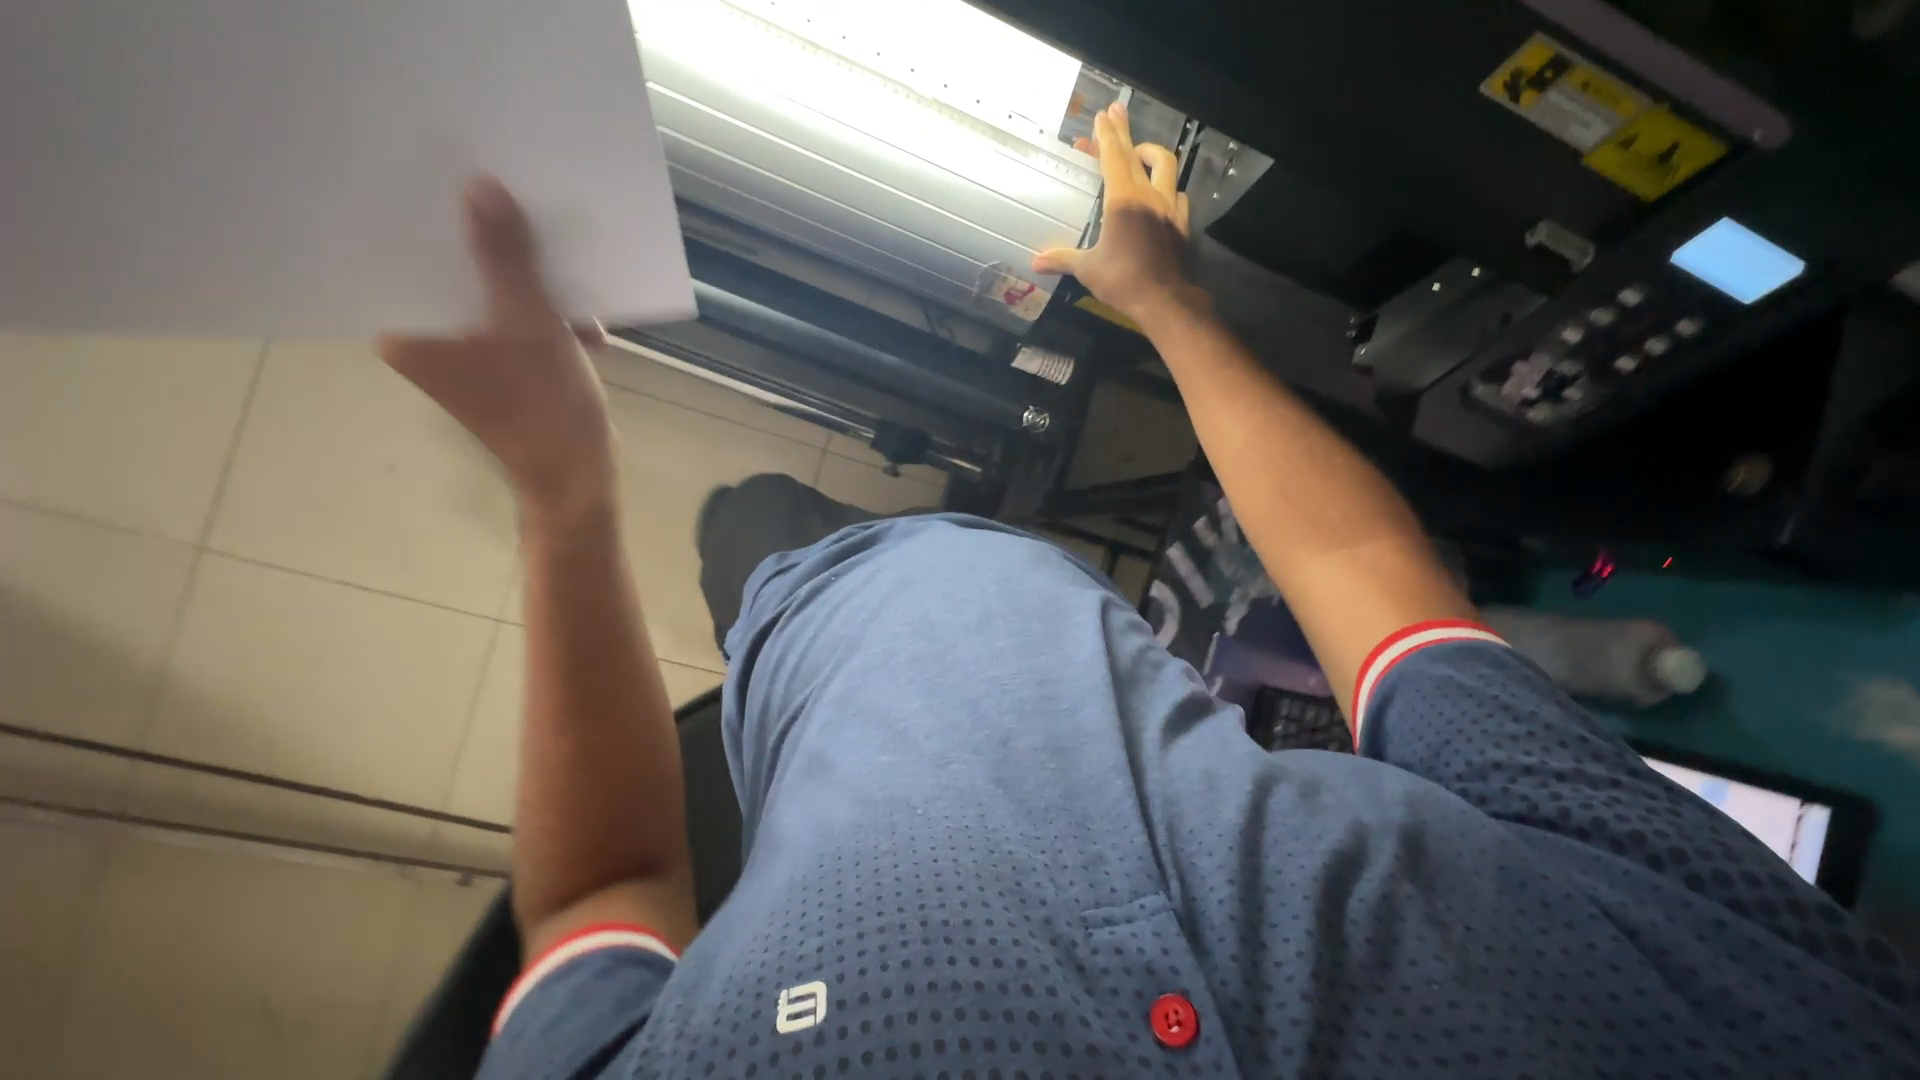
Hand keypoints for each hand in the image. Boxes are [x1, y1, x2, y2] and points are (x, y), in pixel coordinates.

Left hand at [378, 178, 616, 530]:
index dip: (436, 219)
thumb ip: (506, 257)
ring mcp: (465, 357)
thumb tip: (481, 186)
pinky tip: (582, 322)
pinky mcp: (500, 368)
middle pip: (454, 273)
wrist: (579, 476)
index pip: (408, 255)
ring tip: (568, 275)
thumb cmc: (543, 407)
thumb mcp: (529, 324)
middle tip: (520, 207)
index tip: (460, 179)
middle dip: (494, 247)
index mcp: (407, 332)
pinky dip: (546, 317)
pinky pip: (515, 321)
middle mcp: (425, 342)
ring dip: (533, 286)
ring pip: (491, 296)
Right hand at [1033, 103, 1199, 327]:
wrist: (1166, 300)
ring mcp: (1171, 207)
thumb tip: (1036, 262)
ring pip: (1165, 166)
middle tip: (1117, 111)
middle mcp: (1149, 195)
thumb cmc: (1123, 281)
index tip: (1102, 115)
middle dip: (1125, 132)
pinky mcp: (1183, 223)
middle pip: (1138, 153)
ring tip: (1141, 153)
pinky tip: (1161, 194)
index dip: (1106, 135)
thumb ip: (1064, 259)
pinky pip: (1177, 194)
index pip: (1113, 157)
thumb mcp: (1088, 270)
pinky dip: (1167, 187)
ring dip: (1152, 155)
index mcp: (1123, 199)